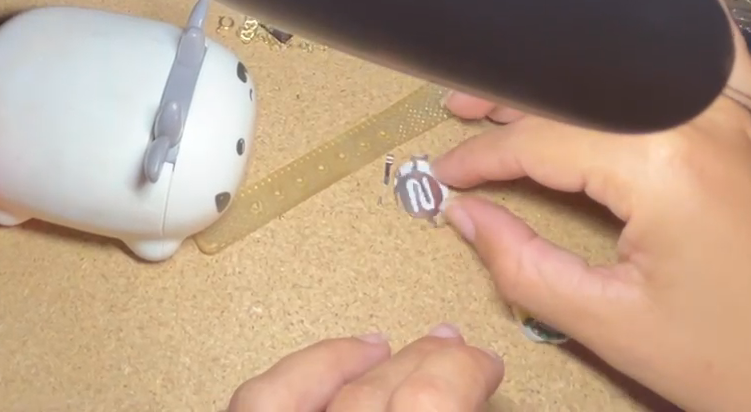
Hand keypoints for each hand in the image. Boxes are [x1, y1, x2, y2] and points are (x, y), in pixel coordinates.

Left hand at [228, 326, 503, 411]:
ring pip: (328, 390)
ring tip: (403, 344)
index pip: (428, 405)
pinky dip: (308, 368)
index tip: (484, 362)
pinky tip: (344, 357)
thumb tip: (470, 391)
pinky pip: (265, 397)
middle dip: (427, 365)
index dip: (461, 375)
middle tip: (455, 348)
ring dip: (373, 362)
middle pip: (383, 394)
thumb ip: (445, 411)